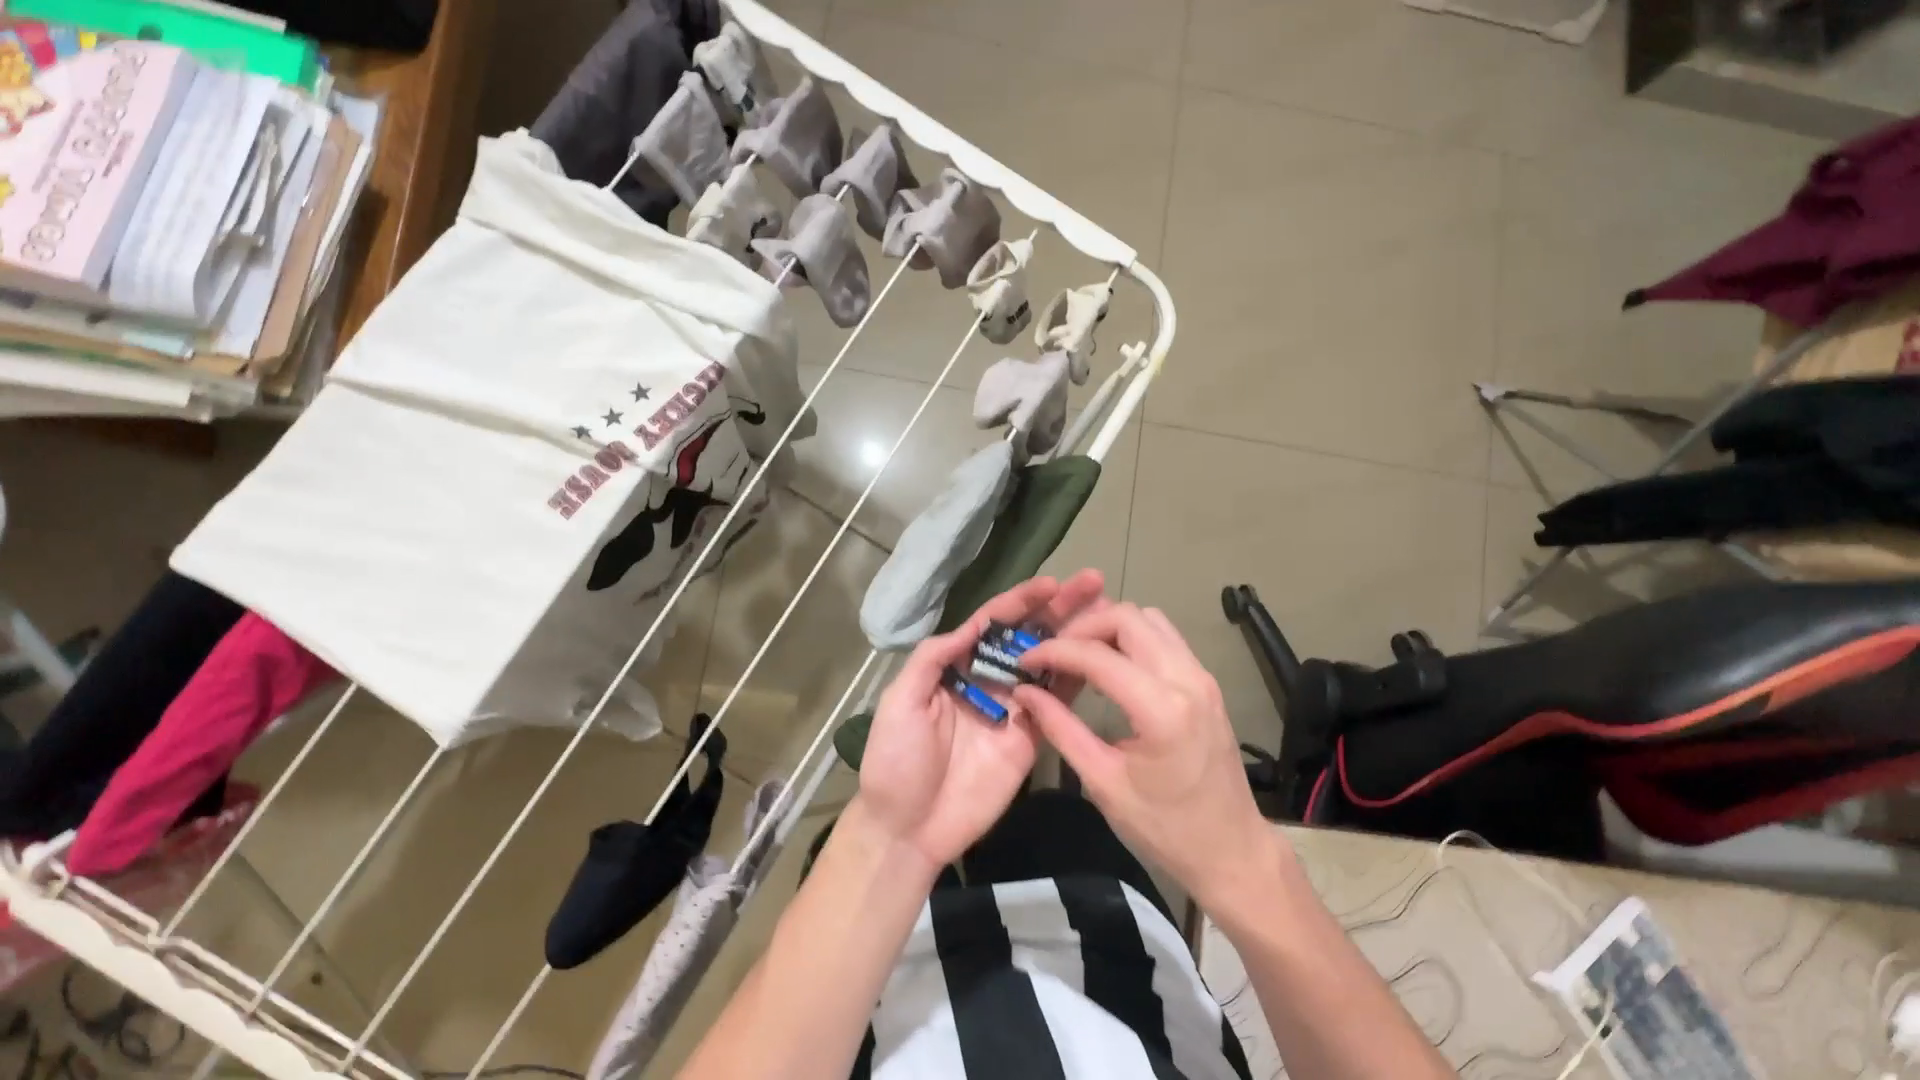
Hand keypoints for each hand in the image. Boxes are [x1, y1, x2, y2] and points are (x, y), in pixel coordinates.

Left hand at [857, 570, 1107, 868]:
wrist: (908, 828)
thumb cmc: (896, 761)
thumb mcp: (902, 702)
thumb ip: (934, 659)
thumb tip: (973, 625)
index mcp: (955, 667)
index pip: (992, 625)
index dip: (1021, 602)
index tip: (1052, 583)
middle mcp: (987, 681)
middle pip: (1027, 637)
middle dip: (1058, 610)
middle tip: (1093, 583)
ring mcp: (1013, 710)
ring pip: (1048, 664)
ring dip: (1076, 637)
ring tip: (1108, 611)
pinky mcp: (1031, 740)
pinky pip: (1056, 706)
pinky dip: (1077, 681)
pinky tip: (1101, 658)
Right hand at [1014, 604, 1282, 911]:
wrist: (1232, 851)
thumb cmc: (1165, 828)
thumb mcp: (1103, 783)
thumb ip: (1061, 730)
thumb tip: (1024, 694)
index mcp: (1162, 709)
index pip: (1097, 655)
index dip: (1054, 651)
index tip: (1025, 661)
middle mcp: (1188, 680)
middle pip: (1128, 617)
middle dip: (1082, 627)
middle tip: (1052, 654)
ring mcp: (1202, 678)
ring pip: (1150, 620)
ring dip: (1110, 628)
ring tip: (1078, 657)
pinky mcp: (1207, 684)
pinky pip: (1165, 639)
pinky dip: (1132, 640)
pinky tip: (1109, 669)